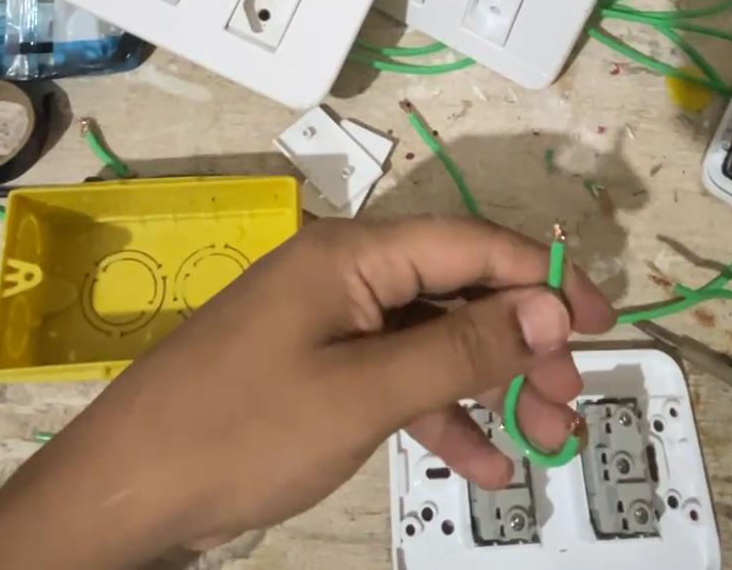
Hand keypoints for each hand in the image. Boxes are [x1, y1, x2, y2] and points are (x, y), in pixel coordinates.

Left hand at [0, 216, 615, 568]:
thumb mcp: (364, 392)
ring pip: (431, 338)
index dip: (539, 275)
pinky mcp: (319, 366)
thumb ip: (459, 348)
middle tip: (574, 392)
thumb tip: (546, 307)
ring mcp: (331, 321)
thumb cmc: (245, 427)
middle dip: (519, 339)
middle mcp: (347, 274)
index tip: (601, 317)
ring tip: (549, 434)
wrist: (130, 488)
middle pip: (455, 289)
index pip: (468, 244)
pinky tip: (482, 462)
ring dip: (488, 382)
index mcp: (355, 253)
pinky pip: (395, 378)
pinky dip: (438, 414)